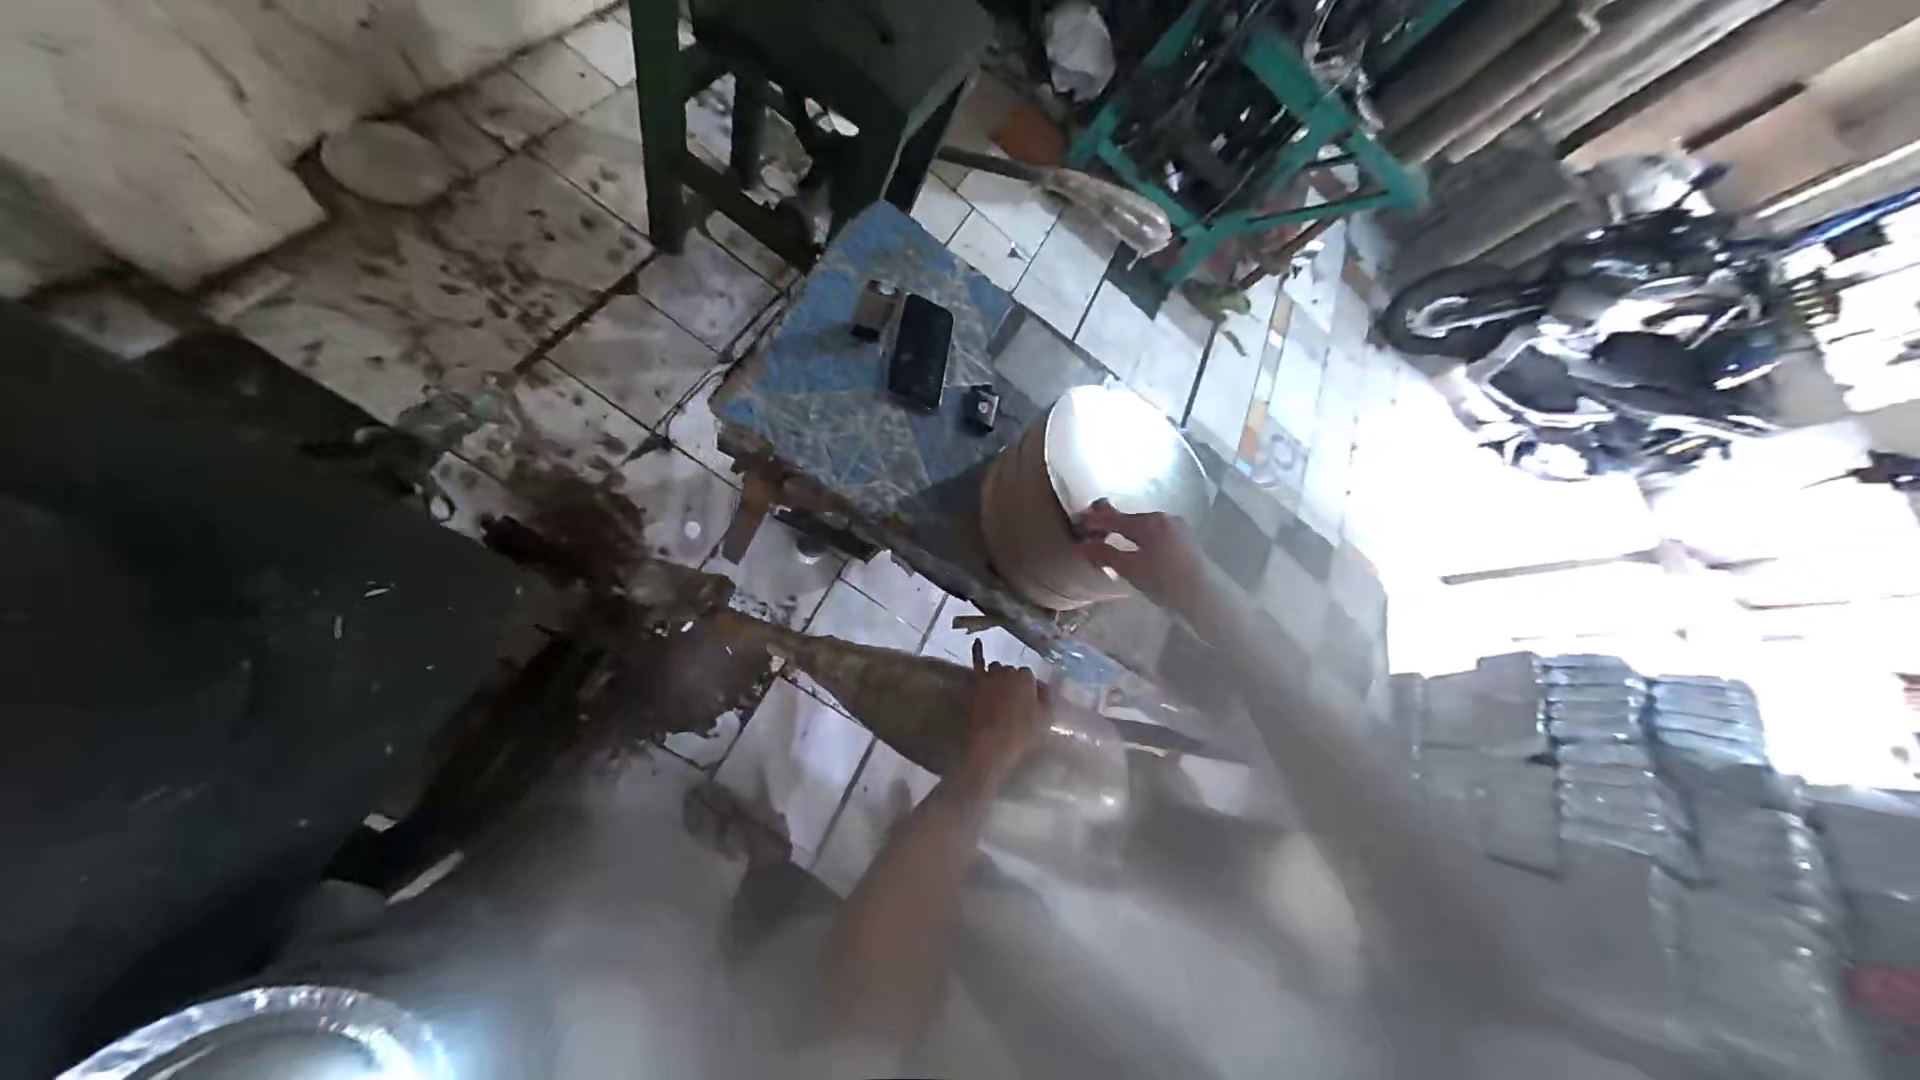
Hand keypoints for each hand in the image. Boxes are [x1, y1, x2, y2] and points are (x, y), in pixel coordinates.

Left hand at [961, 640, 1047, 789]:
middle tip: (1013, 701)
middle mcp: (1008, 671)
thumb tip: (1059, 680)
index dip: (1028, 689)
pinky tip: (977, 641)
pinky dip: (977, 651)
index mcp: (1026, 678)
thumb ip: (1050, 697)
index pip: (1029, 677)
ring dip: (998, 675)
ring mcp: (989, 675)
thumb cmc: (1020, 734)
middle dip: (1013, 682)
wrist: (989, 745)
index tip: (1027, 702)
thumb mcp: (1045, 718)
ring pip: (996, 668)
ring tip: (999, 692)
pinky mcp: (975, 682)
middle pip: (1012, 672)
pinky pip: (977, 661)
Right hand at [1074, 499, 1214, 618]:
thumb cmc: (1166, 581)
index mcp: (1149, 522)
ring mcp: (1178, 528)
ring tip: (1111, 542)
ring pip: (1145, 527)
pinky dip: (1142, 539)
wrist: (1207, 598)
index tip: (1079, 523)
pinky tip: (1136, 549)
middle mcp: (1164, 518)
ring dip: (1127, 533)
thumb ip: (1106, 554)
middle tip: (1093, 533)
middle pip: (1130, 520)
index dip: (1095, 521)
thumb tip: (1084, 546)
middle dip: (1111, 525)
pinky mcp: (1187, 541)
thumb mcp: (1131, 569)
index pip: (1114, 518)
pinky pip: (1157, 534)